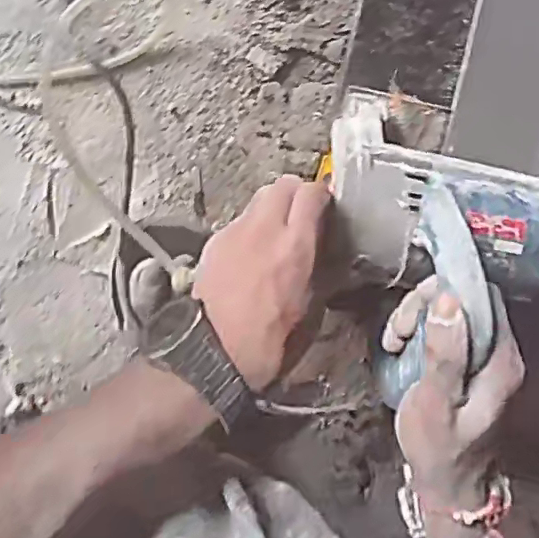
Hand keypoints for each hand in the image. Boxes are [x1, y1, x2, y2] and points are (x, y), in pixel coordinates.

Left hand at [193, 176, 329, 387]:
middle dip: (296, 193)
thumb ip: (320, 270)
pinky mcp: (214, 241)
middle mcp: (264, 230)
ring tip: (277, 233)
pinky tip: (252, 252)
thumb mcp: (309, 310)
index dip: (322, 194)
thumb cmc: (266, 342)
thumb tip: (325, 253)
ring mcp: (235, 232)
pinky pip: (239, 221)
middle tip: (302, 213)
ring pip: (258, 199)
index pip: (311, 193)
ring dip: (272, 208)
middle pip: (282, 184)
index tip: (326, 205)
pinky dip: (250, 228)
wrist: (212, 353)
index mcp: (294, 246)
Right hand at [385, 278, 523, 537]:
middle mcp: (499, 352)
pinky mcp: (467, 364)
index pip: (480, 297)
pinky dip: (418, 331)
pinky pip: (443, 329)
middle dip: (424, 306)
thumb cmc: (440, 449)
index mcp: (501, 359)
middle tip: (399, 333)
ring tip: (395, 343)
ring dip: (416, 318)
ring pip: (450, 312)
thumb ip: (445, 353)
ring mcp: (484, 358)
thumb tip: (449, 300)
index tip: (415, 309)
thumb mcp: (436, 402)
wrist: (447, 488)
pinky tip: (401, 348)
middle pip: (463, 301)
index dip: (446, 292)